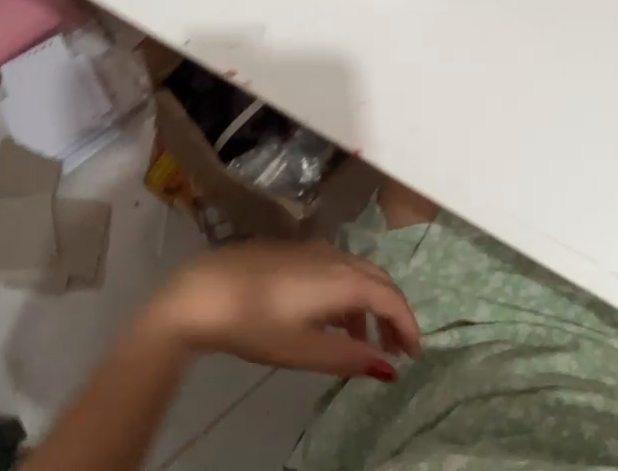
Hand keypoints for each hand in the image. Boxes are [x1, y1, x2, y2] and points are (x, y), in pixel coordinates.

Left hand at [141, 242, 422, 378]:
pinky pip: (335, 270)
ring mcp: (311, 250)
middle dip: (392, 314)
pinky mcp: (292, 252)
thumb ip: (349, 356)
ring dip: (368, 306)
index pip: (390, 297)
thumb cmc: (255, 323)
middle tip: (396, 349)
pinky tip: (330, 320)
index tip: (414, 354)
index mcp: (342, 279)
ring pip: (355, 274)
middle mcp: (334, 257)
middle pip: (377, 280)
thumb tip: (388, 367)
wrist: (203, 291)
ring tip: (363, 342)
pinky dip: (346, 296)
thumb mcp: (304, 349)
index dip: (407, 324)